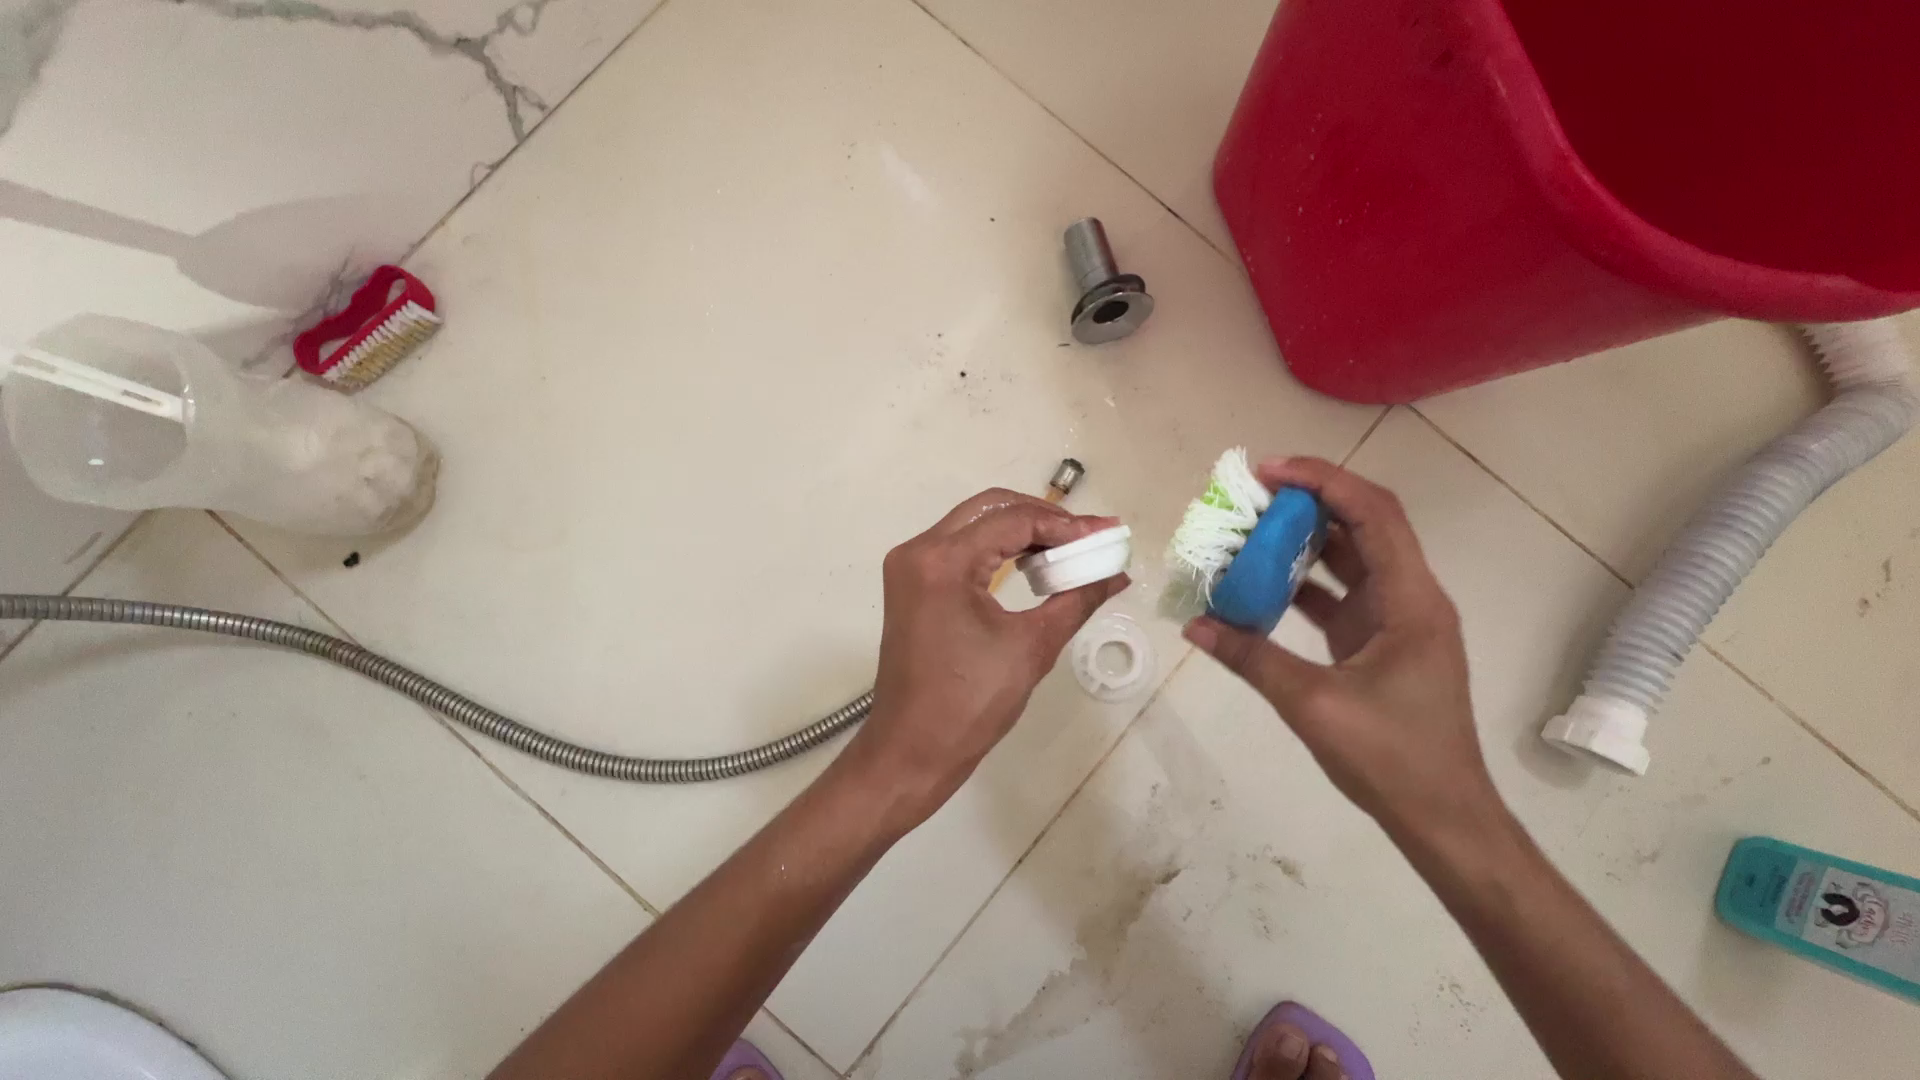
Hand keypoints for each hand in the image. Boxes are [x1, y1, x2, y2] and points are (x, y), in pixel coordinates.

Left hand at [850, 489, 1129, 823]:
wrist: (912, 751)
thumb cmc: (970, 704)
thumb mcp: (1032, 647)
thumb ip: (1077, 599)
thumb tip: (1117, 572)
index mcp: (942, 562)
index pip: (1013, 521)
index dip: (1066, 525)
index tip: (1108, 534)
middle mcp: (918, 551)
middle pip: (991, 509)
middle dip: (1044, 518)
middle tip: (1089, 537)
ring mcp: (909, 567)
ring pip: (974, 524)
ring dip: (1021, 531)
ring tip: (1069, 550)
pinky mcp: (911, 585)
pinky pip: (960, 548)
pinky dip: (997, 549)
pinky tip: (1033, 565)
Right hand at [1182, 457, 1496, 835]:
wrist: (1442, 817)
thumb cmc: (1391, 758)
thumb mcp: (1313, 704)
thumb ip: (1252, 658)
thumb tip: (1195, 625)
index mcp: (1410, 601)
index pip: (1373, 514)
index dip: (1323, 481)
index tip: (1267, 473)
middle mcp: (1409, 598)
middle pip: (1362, 526)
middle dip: (1306, 504)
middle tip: (1248, 498)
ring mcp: (1395, 621)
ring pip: (1348, 560)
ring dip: (1301, 542)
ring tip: (1246, 532)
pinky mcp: (1378, 644)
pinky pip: (1337, 596)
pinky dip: (1300, 584)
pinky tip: (1257, 585)